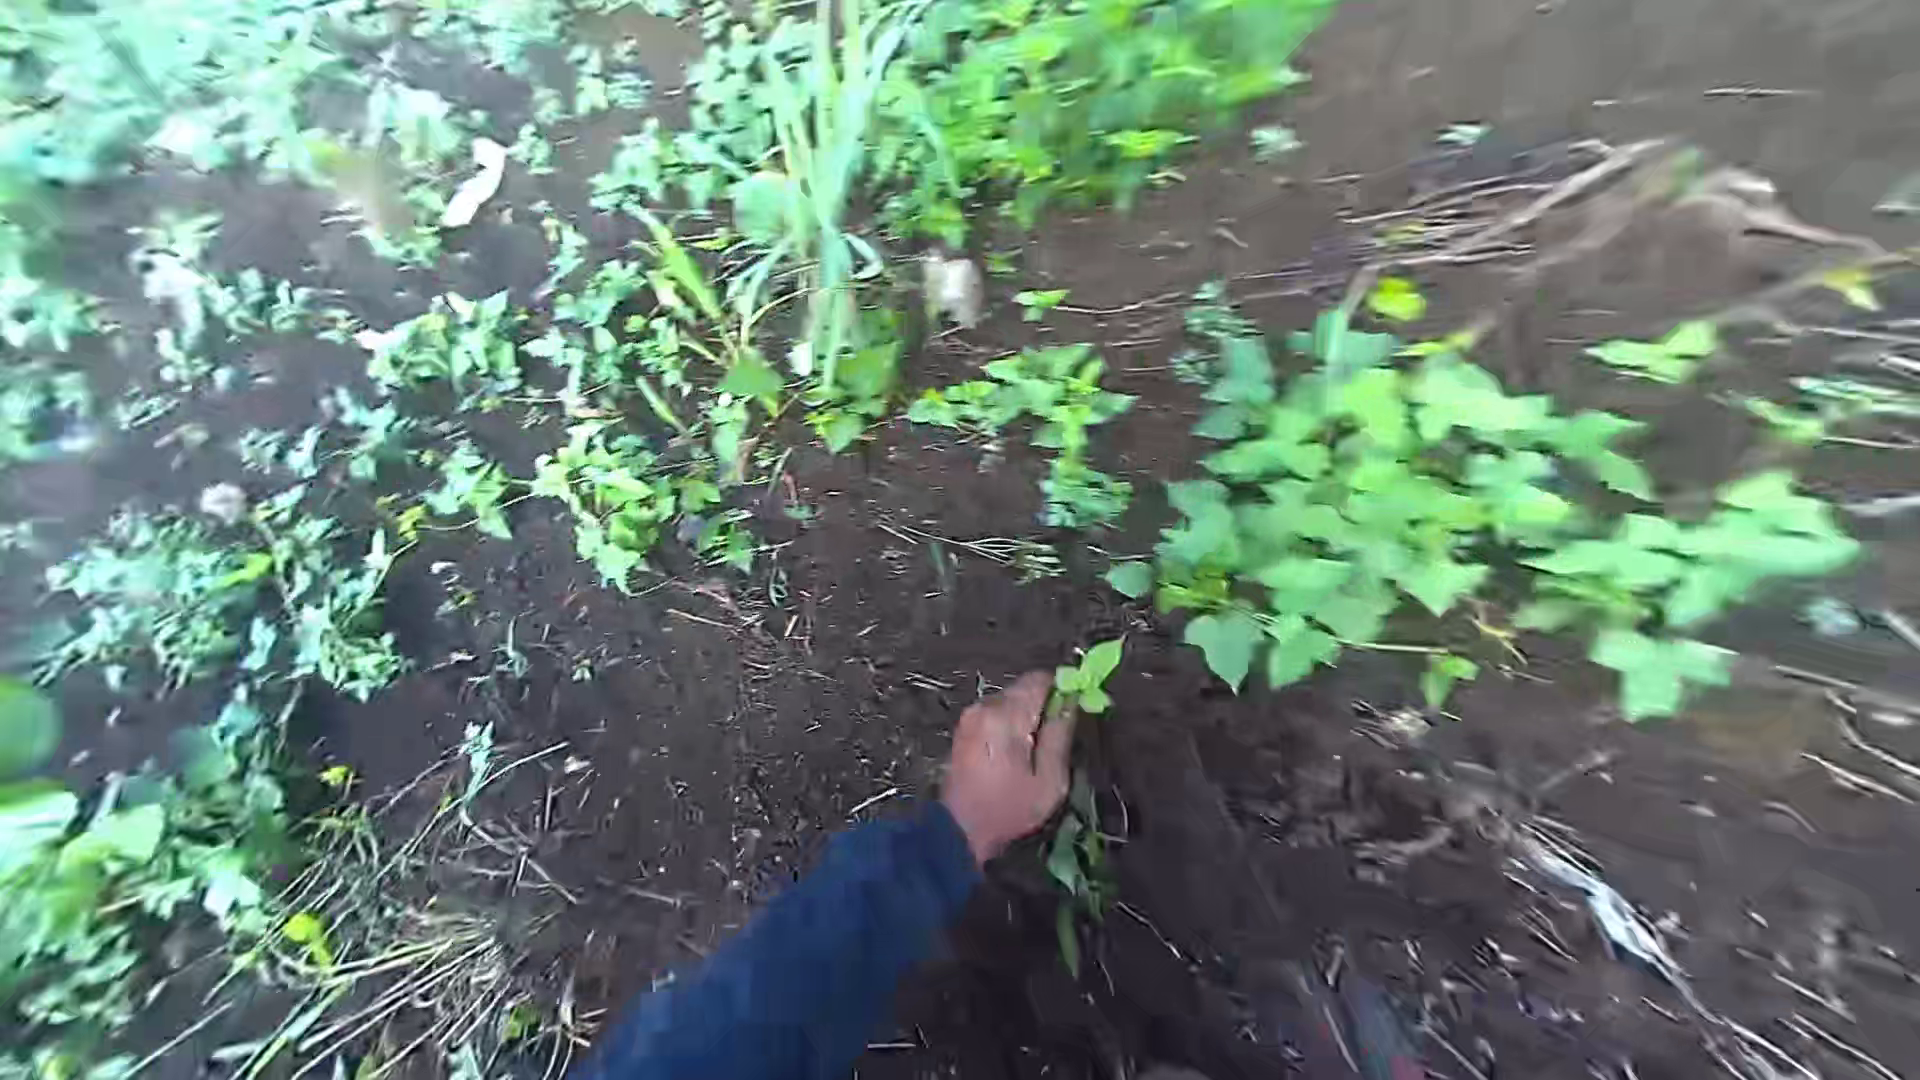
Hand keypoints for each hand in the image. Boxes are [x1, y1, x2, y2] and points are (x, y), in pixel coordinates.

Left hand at [941, 670, 1075, 865]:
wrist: (958, 830)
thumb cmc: (1008, 809)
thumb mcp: (1049, 780)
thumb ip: (1060, 735)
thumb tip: (1071, 701)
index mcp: (1006, 715)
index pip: (1039, 679)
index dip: (1061, 688)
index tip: (1073, 709)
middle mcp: (985, 706)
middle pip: (1024, 688)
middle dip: (1044, 705)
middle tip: (1056, 737)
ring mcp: (971, 714)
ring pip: (1010, 699)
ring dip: (1026, 715)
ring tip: (1035, 750)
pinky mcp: (964, 725)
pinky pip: (995, 711)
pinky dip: (1010, 722)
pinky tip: (1014, 752)